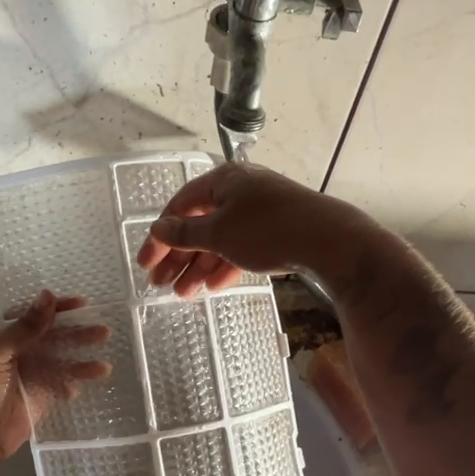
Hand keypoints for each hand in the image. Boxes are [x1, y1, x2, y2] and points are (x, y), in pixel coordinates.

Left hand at [0, 291, 110, 461]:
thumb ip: (25, 327)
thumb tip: (48, 295)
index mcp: (0, 334)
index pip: (33, 314)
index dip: (57, 308)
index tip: (83, 304)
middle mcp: (17, 351)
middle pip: (52, 337)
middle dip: (77, 335)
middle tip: (103, 333)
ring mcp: (29, 374)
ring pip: (60, 362)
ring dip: (81, 363)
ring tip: (104, 367)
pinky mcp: (39, 397)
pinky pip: (60, 385)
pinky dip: (71, 385)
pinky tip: (78, 389)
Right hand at [136, 161, 384, 297]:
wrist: (329, 241)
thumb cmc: (268, 230)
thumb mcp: (219, 233)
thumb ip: (185, 232)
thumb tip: (159, 227)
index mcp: (222, 181)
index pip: (179, 206)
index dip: (159, 236)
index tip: (145, 264)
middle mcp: (240, 191)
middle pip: (199, 225)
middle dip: (179, 257)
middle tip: (160, 285)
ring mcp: (260, 212)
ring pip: (220, 241)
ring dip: (199, 267)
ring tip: (183, 294)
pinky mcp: (277, 232)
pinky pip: (241, 249)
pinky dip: (225, 266)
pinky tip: (212, 287)